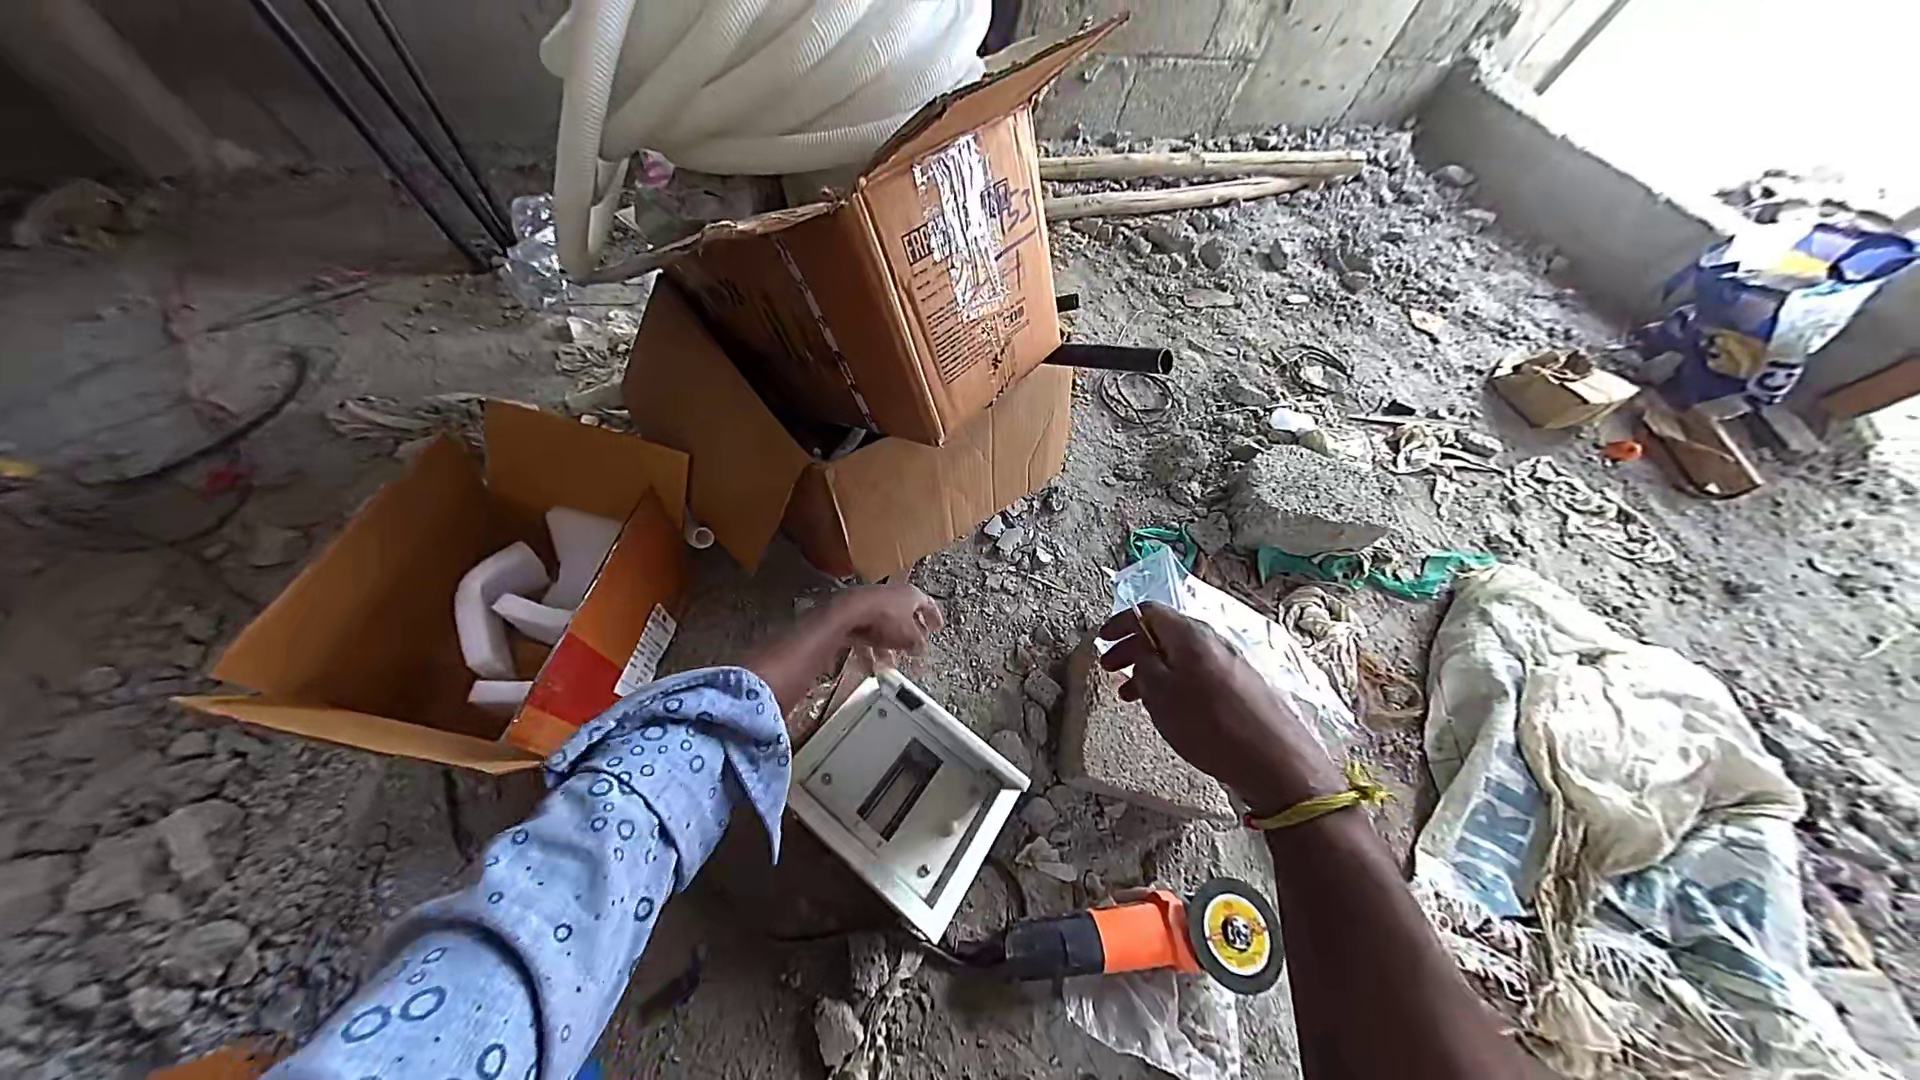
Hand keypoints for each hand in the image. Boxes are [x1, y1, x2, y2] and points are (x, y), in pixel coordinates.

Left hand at [829, 583, 942, 658]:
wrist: (848, 613)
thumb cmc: (884, 618)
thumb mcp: (910, 637)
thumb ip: (918, 644)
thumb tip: (921, 649)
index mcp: (910, 594)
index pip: (928, 604)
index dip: (934, 617)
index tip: (937, 627)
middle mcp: (891, 595)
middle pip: (905, 616)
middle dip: (909, 636)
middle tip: (913, 649)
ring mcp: (872, 604)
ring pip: (884, 628)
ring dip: (887, 648)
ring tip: (889, 665)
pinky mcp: (854, 614)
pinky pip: (866, 634)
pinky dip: (868, 650)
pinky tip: (869, 666)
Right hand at [1096, 603, 1341, 815]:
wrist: (1275, 761)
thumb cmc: (1209, 724)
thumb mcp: (1159, 692)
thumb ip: (1142, 662)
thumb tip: (1139, 648)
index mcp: (1189, 634)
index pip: (1147, 611)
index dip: (1121, 622)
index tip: (1104, 639)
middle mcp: (1212, 639)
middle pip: (1164, 631)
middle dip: (1133, 648)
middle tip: (1111, 669)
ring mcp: (1230, 661)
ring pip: (1180, 655)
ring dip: (1152, 669)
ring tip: (1134, 695)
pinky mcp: (1242, 685)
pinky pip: (1197, 672)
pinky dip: (1174, 681)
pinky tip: (1169, 707)